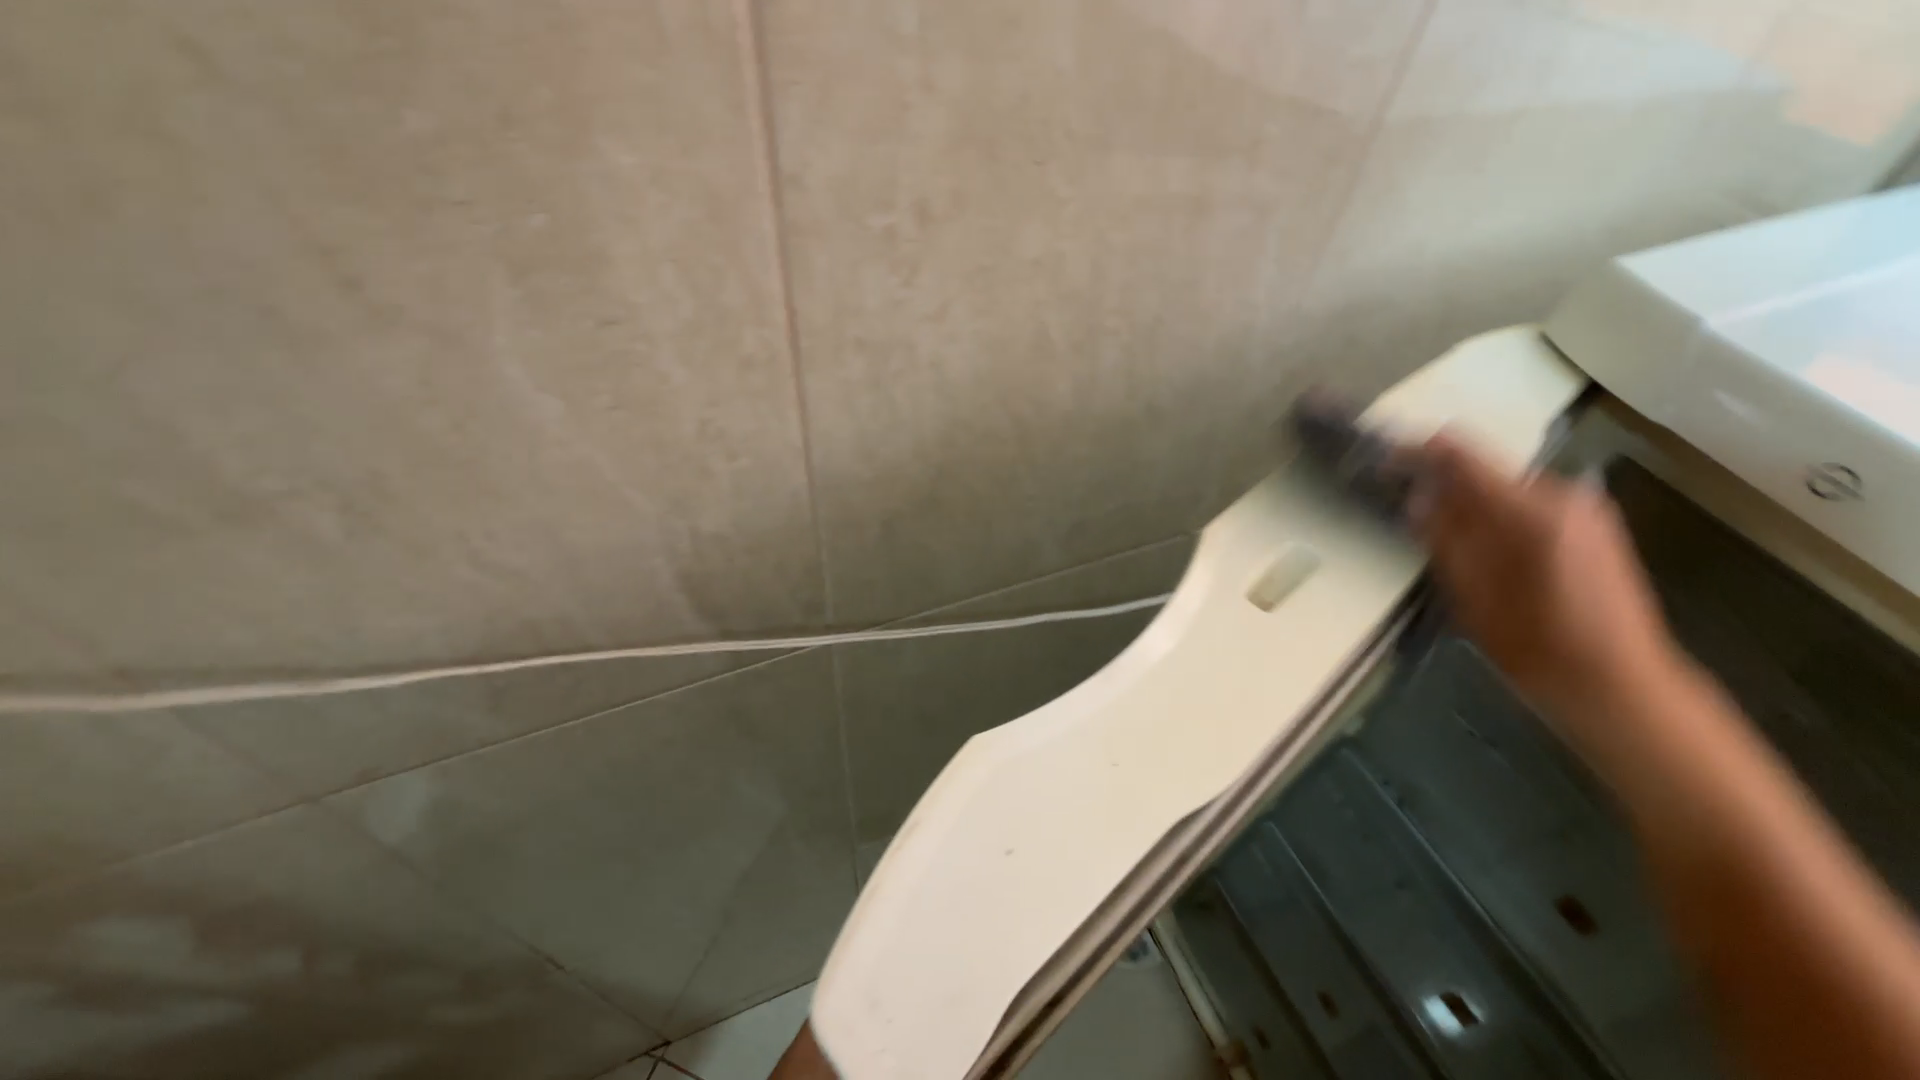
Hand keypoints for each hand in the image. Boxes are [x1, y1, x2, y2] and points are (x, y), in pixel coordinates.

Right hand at [1410, 433, 1680, 724]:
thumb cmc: (1537, 646)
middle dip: (1445, 485)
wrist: (1621, 685)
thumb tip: (1420, 496)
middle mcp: (1561, 493)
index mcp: (1527, 507)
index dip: (1416, 450)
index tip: (1385, 461)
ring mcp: (1585, 509)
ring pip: (1509, 490)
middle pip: (1485, 469)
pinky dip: (1502, 518)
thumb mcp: (1471, 595)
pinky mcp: (1596, 528)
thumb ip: (1443, 537)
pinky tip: (1490, 553)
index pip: (1459, 452)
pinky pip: (1533, 507)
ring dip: (1474, 504)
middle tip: (1411, 512)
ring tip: (1446, 538)